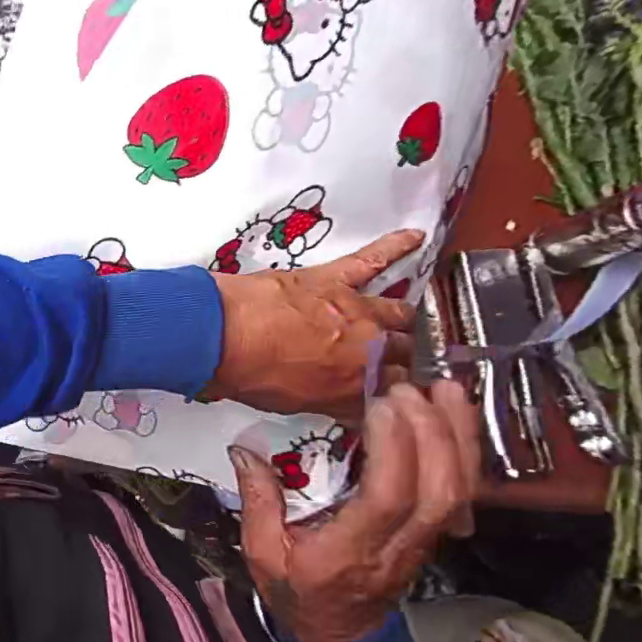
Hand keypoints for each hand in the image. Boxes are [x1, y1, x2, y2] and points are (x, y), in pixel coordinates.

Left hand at [202, 230, 423, 420]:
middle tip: (407, 358)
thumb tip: (354, 405)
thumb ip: (334, 402)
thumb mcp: (297, 404)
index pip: (396, 389)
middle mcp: (368, 347)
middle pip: (405, 350)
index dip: (399, 389)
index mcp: (357, 385)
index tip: (401, 390)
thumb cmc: (251, 375)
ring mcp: (355, 310)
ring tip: (417, 321)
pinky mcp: (334, 279)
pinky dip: (395, 246)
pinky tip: (418, 236)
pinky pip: (373, 258)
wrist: (223, 336)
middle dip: (408, 356)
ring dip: (407, 319)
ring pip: (400, 312)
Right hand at [231, 381, 480, 641]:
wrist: (338, 634)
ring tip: (447, 387)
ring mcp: (424, 540)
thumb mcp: (262, 553)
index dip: (393, 450)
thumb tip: (244, 450)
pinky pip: (462, 490)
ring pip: (459, 490)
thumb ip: (257, 501)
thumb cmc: (297, 590)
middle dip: (431, 432)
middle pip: (437, 491)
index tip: (379, 405)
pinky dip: (465, 449)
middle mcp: (397, 546)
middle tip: (408, 388)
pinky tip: (456, 415)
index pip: (386, 500)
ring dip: (458, 435)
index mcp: (350, 551)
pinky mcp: (434, 531)